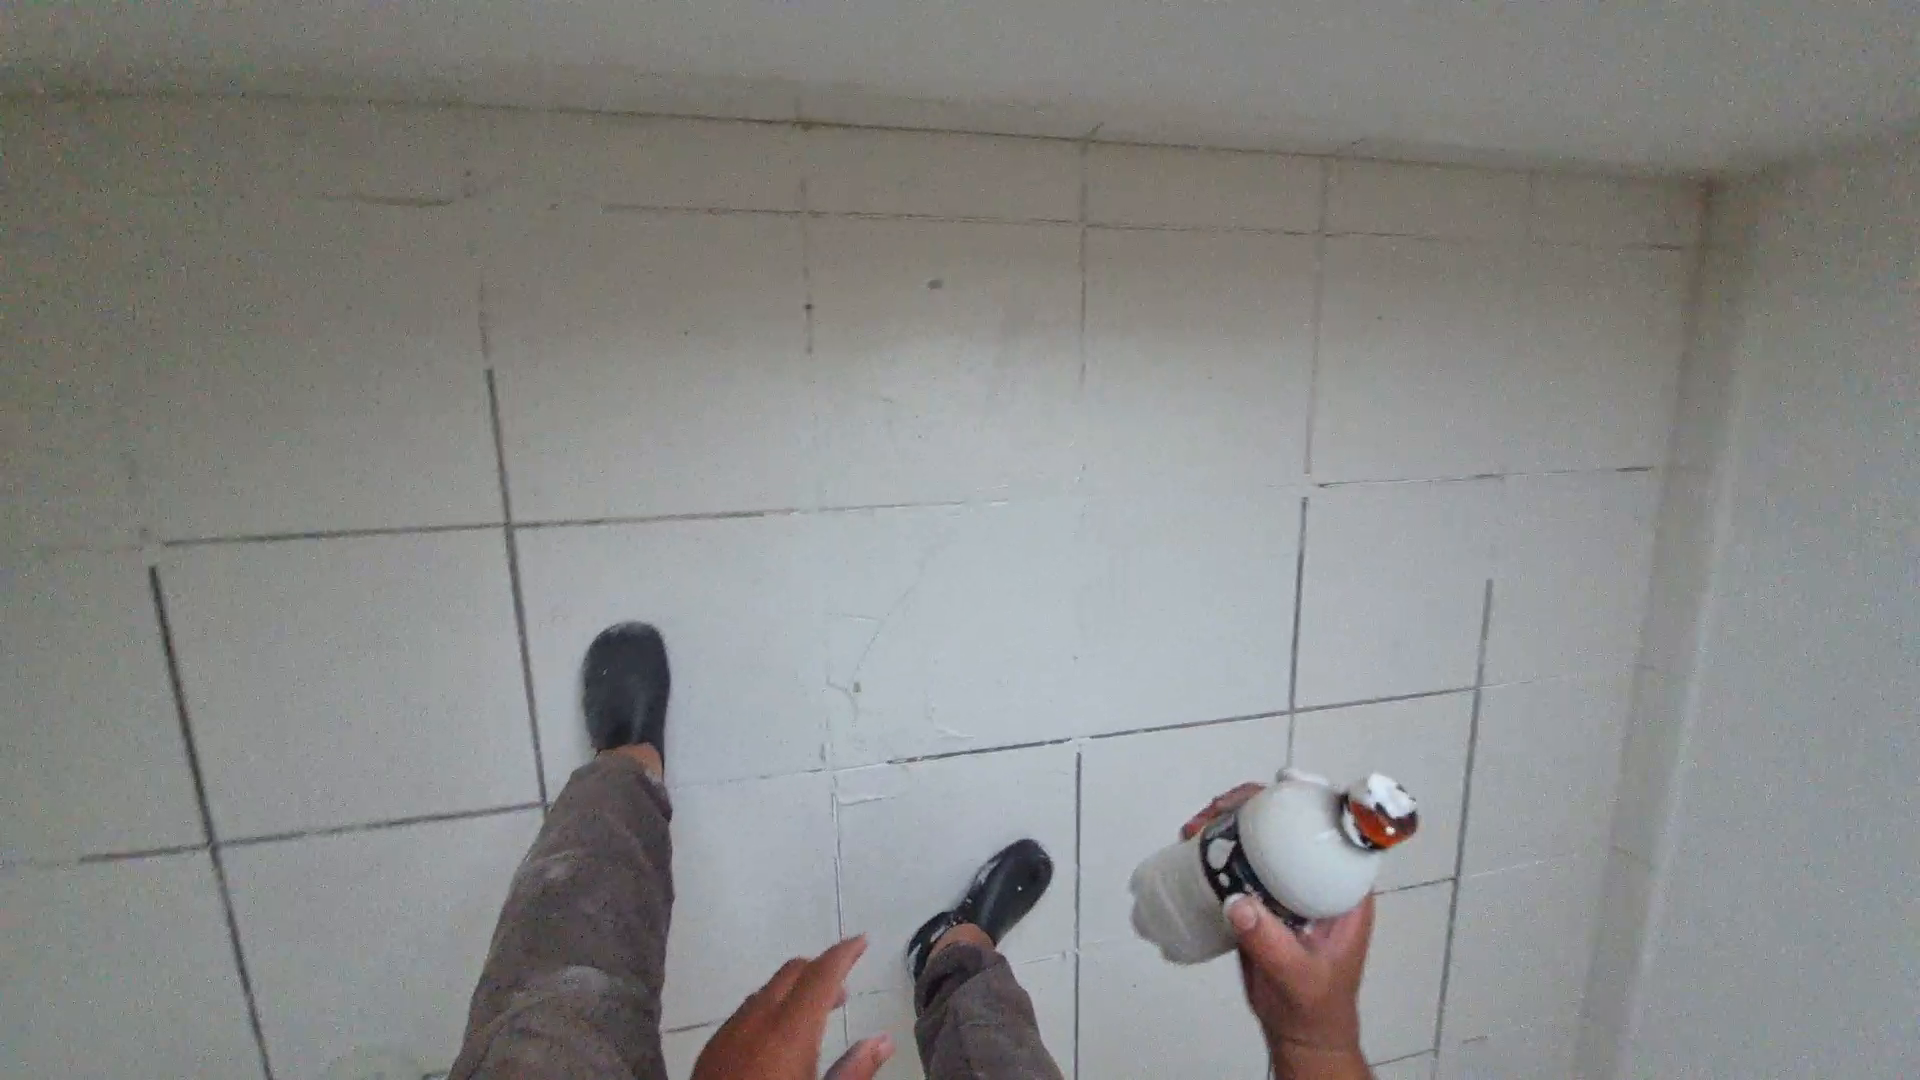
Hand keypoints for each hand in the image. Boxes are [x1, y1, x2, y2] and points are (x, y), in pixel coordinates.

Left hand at [690, 936, 895, 1079]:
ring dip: (794, 991)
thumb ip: (854, 1071)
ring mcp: (729, 1033)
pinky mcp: (710, 1050)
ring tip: (812, 1018)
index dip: (844, 953)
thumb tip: (883, 1041)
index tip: (862, 940)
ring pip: (767, 990)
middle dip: (820, 970)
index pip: (822, 973)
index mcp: (790, 1030)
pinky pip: (746, 1012)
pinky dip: (769, 1009)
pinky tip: (774, 1042)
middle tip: (842, 991)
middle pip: (793, 972)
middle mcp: (758, 1019)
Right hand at [1186, 784, 1373, 1078]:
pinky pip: (1238, 854)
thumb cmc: (1313, 1007)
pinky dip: (1214, 841)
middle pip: (1287, 821)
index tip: (1278, 786)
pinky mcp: (1259, 890)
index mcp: (1342, 887)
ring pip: (1259, 832)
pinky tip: (1191, 841)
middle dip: (1250, 803)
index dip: (1309, 798)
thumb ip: (1269, 943)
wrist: (1296, 1033)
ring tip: (1194, 826)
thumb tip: (1234, 901)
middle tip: (1215, 809)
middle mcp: (1316, 875)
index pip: (1333, 829)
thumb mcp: (1297, 975)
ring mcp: (1286, 881)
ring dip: (1226, 818)